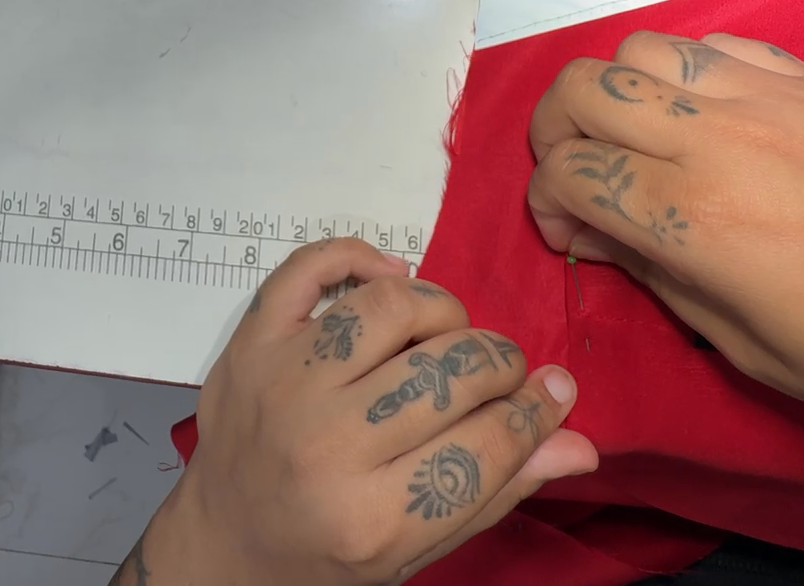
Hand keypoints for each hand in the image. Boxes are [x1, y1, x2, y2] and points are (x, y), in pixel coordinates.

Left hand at [116, 239, 596, 585]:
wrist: (226, 541)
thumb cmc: (328, 550)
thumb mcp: (416, 547)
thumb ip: (496, 490)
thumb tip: (577, 439)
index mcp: (372, 518)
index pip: (486, 446)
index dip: (535, 412)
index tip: (552, 392)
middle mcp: (325, 445)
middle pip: (446, 373)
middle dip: (498, 362)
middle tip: (500, 366)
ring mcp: (281, 382)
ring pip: (387, 307)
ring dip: (440, 308)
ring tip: (449, 329)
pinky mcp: (251, 341)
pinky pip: (308, 267)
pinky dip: (355, 253)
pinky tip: (389, 270)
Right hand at [524, 30, 803, 446]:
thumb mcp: (747, 347)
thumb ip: (650, 273)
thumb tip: (590, 230)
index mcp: (698, 220)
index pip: (570, 172)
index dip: (547, 202)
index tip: (568, 232)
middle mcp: (718, 138)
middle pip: (581, 88)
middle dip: (553, 131)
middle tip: (576, 174)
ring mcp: (768, 94)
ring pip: (635, 49)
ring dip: (610, 93)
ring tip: (634, 140)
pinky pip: (710, 44)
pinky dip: (678, 74)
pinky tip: (702, 117)